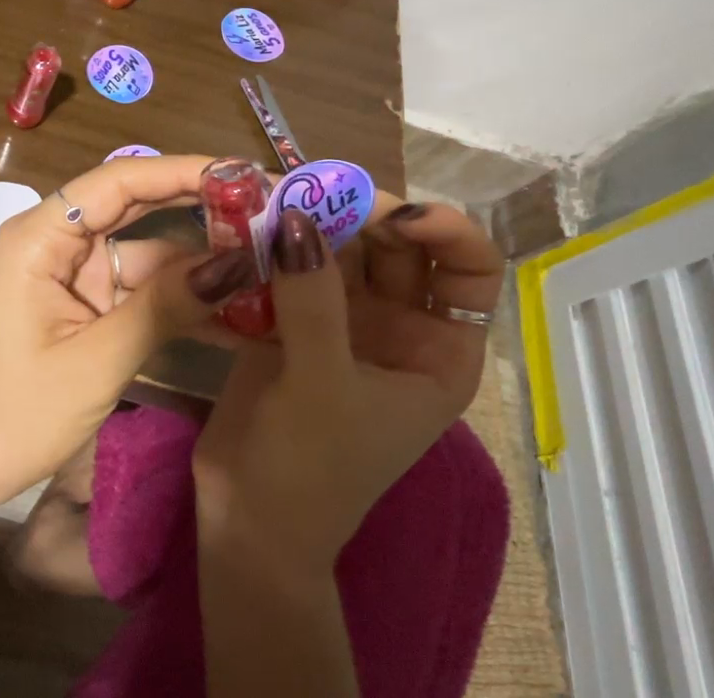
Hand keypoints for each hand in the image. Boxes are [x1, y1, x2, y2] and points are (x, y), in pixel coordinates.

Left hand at [0, 155, 257, 505]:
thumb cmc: (20, 412)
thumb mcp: (97, 359)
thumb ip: (165, 306)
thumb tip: (238, 263)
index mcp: (39, 237)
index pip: (116, 182)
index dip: (182, 171)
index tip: (246, 173)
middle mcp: (56, 241)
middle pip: (135, 204)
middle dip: (202, 205)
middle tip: (272, 206)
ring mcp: (74, 272)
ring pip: (148, 249)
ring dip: (204, 260)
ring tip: (273, 260)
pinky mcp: (88, 303)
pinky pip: (144, 287)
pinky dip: (185, 297)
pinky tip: (240, 308)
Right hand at [193, 196, 500, 566]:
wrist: (249, 520)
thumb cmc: (311, 467)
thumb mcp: (323, 385)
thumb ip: (314, 299)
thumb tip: (296, 216)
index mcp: (437, 351)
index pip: (466, 269)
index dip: (443, 230)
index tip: (393, 213)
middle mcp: (396, 328)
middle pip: (394, 249)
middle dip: (360, 216)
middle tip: (313, 192)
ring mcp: (340, 324)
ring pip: (337, 254)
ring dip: (308, 226)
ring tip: (272, 198)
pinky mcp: (287, 325)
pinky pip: (288, 273)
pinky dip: (271, 251)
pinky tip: (246, 230)